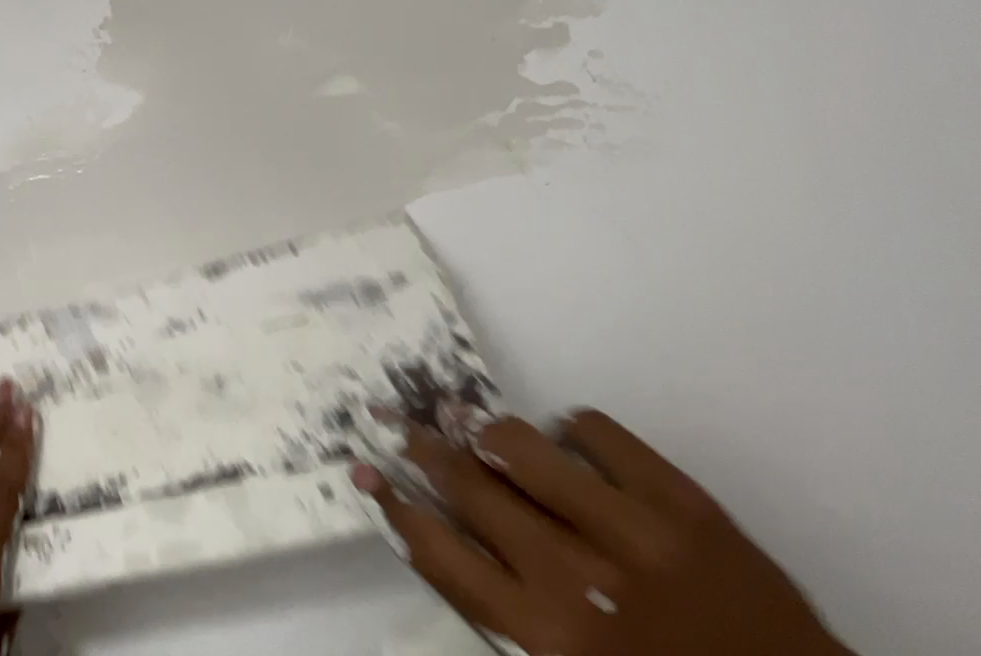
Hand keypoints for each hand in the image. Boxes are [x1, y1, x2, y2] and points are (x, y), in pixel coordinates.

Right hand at [353, 409, 853, 655]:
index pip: (439, 551)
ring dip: (485, 430)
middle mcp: (578, 577)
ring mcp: (635, 532)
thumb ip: (503, 600)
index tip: (364, 471)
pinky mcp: (687, 502)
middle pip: (470, 490)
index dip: (393, 504)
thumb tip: (439, 523)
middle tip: (396, 423)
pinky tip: (567, 437)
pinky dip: (572, 427)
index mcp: (546, 633)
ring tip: (468, 419)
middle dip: (424, 451)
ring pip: (522, 448)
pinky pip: (601, 434)